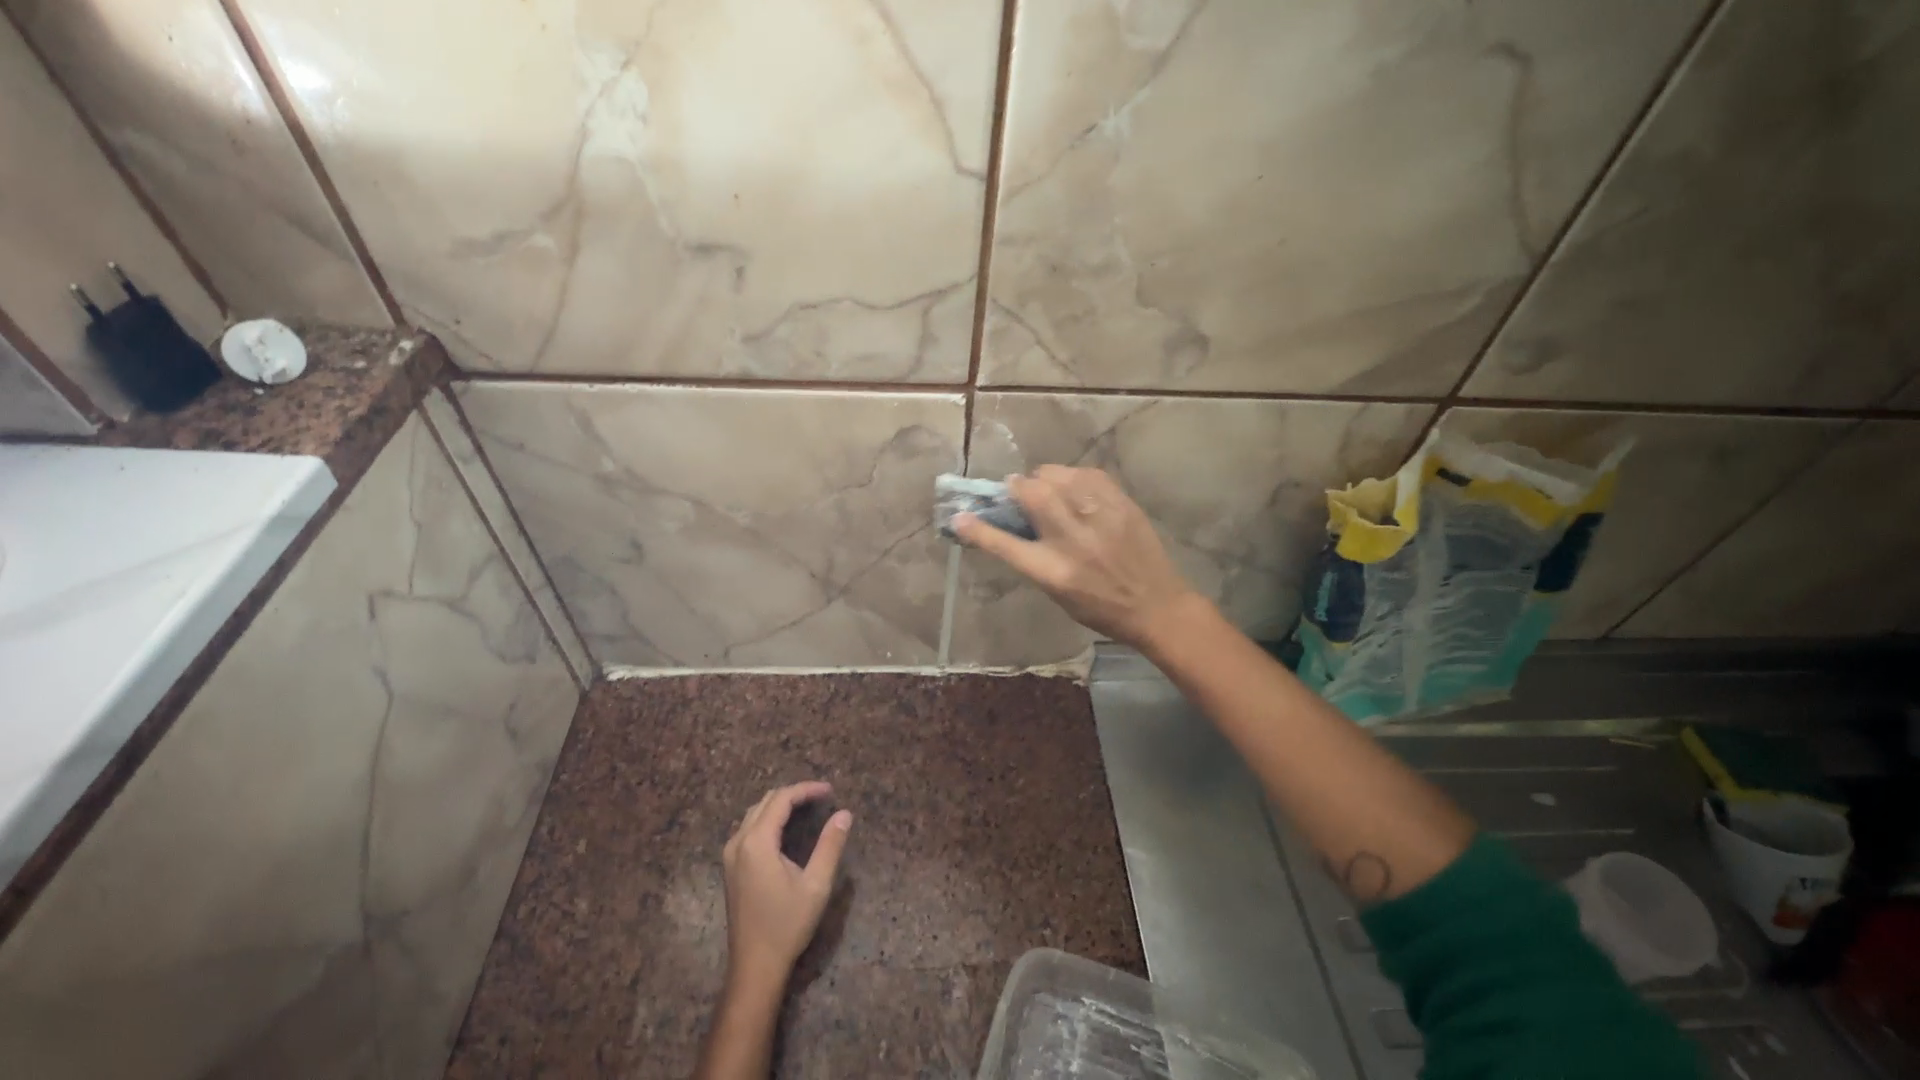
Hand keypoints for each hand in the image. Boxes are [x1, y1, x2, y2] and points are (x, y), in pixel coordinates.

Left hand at [721, 782, 851, 986]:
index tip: (831, 791)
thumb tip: (844, 814)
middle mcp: (738, 842)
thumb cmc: (787, 924)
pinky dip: (769, 819)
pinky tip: (786, 828)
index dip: (806, 790)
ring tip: (808, 807)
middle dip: (794, 794)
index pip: (781, 800)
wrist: (755, 964)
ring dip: (780, 805)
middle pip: (766, 802)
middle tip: (822, 797)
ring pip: (754, 814)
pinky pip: (748, 829)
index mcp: (757, 843)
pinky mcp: (731, 867)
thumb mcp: (816, 884)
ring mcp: (731, 855)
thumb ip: (830, 845)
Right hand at [953, 465, 1203, 650]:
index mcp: (1054, 573)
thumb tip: (1014, 527)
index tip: (959, 517)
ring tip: (1046, 486)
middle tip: (1016, 491)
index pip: (1006, 546)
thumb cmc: (1101, 608)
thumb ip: (1035, 560)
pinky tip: (1074, 487)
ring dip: (1043, 478)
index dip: (979, 529)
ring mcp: (1100, 519)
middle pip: (1031, 496)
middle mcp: (1074, 542)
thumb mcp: (1058, 594)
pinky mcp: (1121, 504)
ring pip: (1058, 477)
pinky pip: (1087, 474)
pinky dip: (1073, 476)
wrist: (1157, 605)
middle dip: (1016, 487)